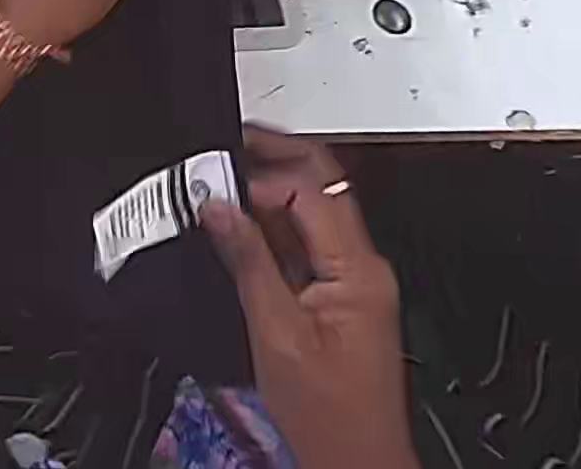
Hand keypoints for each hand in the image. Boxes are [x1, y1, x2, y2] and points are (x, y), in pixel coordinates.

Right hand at [201, 127, 419, 468]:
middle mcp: (362, 262)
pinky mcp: (339, 288)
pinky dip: (274, 225)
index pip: (311, 190)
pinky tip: (244, 226)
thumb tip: (219, 209)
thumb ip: (247, 262)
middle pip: (322, 183)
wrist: (359, 465)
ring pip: (312, 208)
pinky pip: (306, 238)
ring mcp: (352, 274)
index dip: (264, 180)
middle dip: (276, 157)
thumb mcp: (277, 335)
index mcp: (356, 268)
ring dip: (271, 191)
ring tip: (228, 185)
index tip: (223, 188)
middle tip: (233, 144)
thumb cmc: (331, 417)